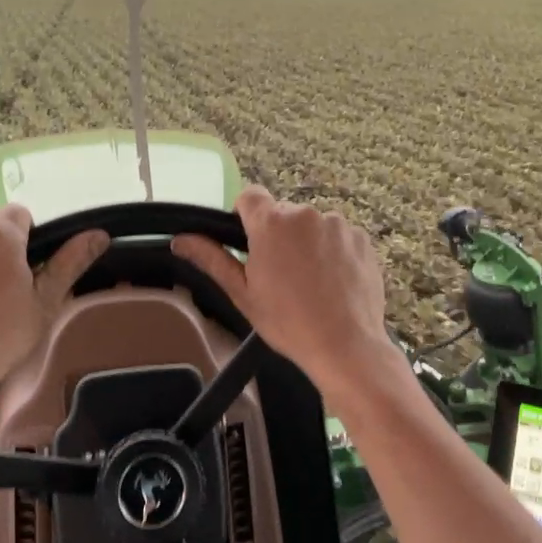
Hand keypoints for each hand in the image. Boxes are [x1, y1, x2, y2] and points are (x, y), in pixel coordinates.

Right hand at [171, 186, 396, 397]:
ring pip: (312, 225)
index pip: (250, 196)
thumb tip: (180, 239)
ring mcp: (338, 224)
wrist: (346, 346)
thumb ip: (211, 259)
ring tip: (311, 283)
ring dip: (307, 243)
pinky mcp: (362, 238)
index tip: (250, 245)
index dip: (245, 216)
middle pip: (283, 213)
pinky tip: (334, 283)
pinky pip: (339, 237)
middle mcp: (306, 214)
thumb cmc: (288, 322)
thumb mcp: (242, 294)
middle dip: (278, 235)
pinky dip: (334, 252)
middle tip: (280, 275)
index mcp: (272, 223)